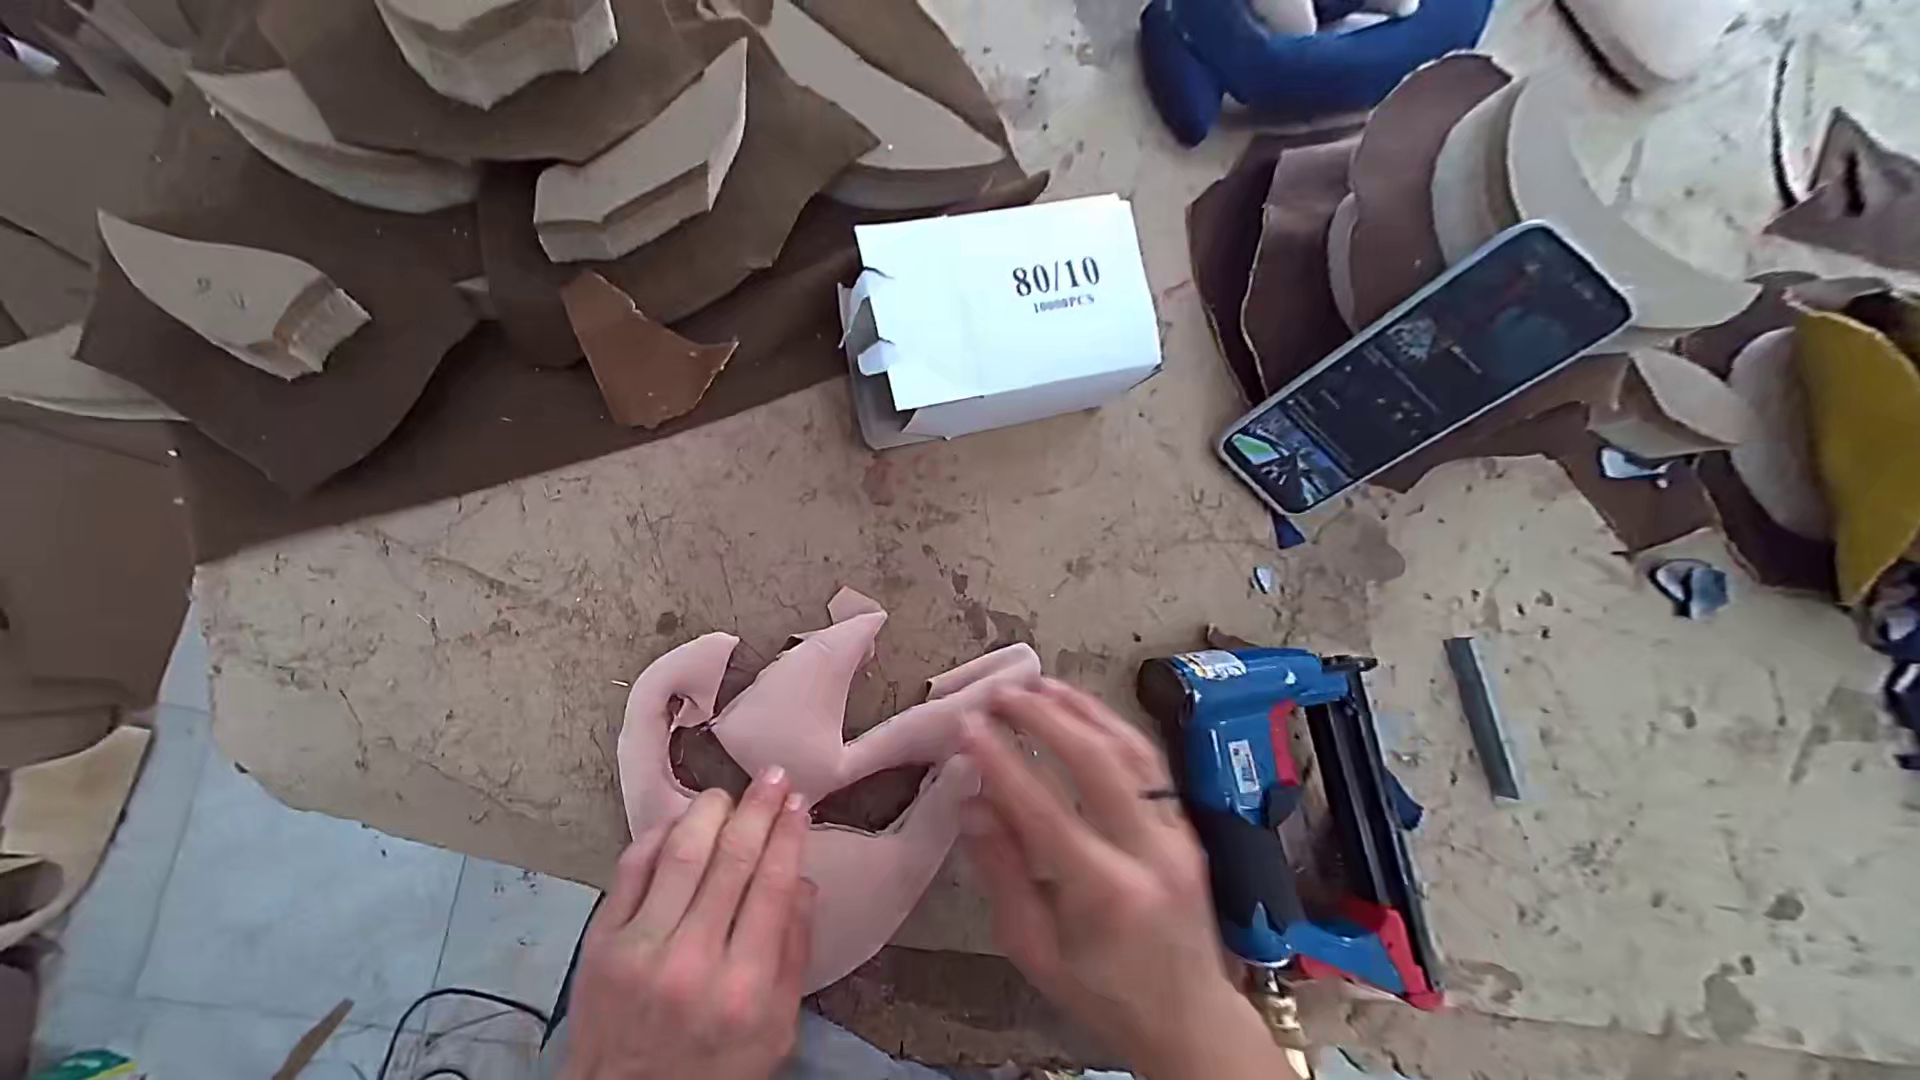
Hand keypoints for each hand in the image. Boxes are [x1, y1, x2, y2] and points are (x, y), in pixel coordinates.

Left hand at [560, 772, 812, 1079]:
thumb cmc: (715, 1071)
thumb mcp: (777, 1029)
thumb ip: (795, 952)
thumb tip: (802, 878)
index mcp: (743, 986)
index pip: (773, 884)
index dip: (789, 833)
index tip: (799, 802)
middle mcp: (691, 961)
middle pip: (732, 859)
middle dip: (758, 808)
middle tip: (774, 777)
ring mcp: (639, 950)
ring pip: (680, 853)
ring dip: (710, 811)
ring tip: (729, 794)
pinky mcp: (600, 945)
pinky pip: (630, 868)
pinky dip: (658, 834)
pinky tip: (680, 821)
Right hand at [960, 680, 1296, 1079]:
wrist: (1191, 1020)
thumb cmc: (1104, 996)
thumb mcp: (1035, 950)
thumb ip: (1002, 872)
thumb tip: (971, 803)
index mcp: (1107, 895)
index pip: (1044, 810)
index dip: (1001, 763)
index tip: (969, 727)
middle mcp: (1149, 853)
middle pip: (1096, 763)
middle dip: (1044, 719)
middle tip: (1002, 695)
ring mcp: (1176, 833)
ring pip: (1130, 750)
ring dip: (1081, 709)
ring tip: (1040, 685)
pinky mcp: (1186, 824)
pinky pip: (1149, 762)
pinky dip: (1112, 725)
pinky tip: (1083, 708)